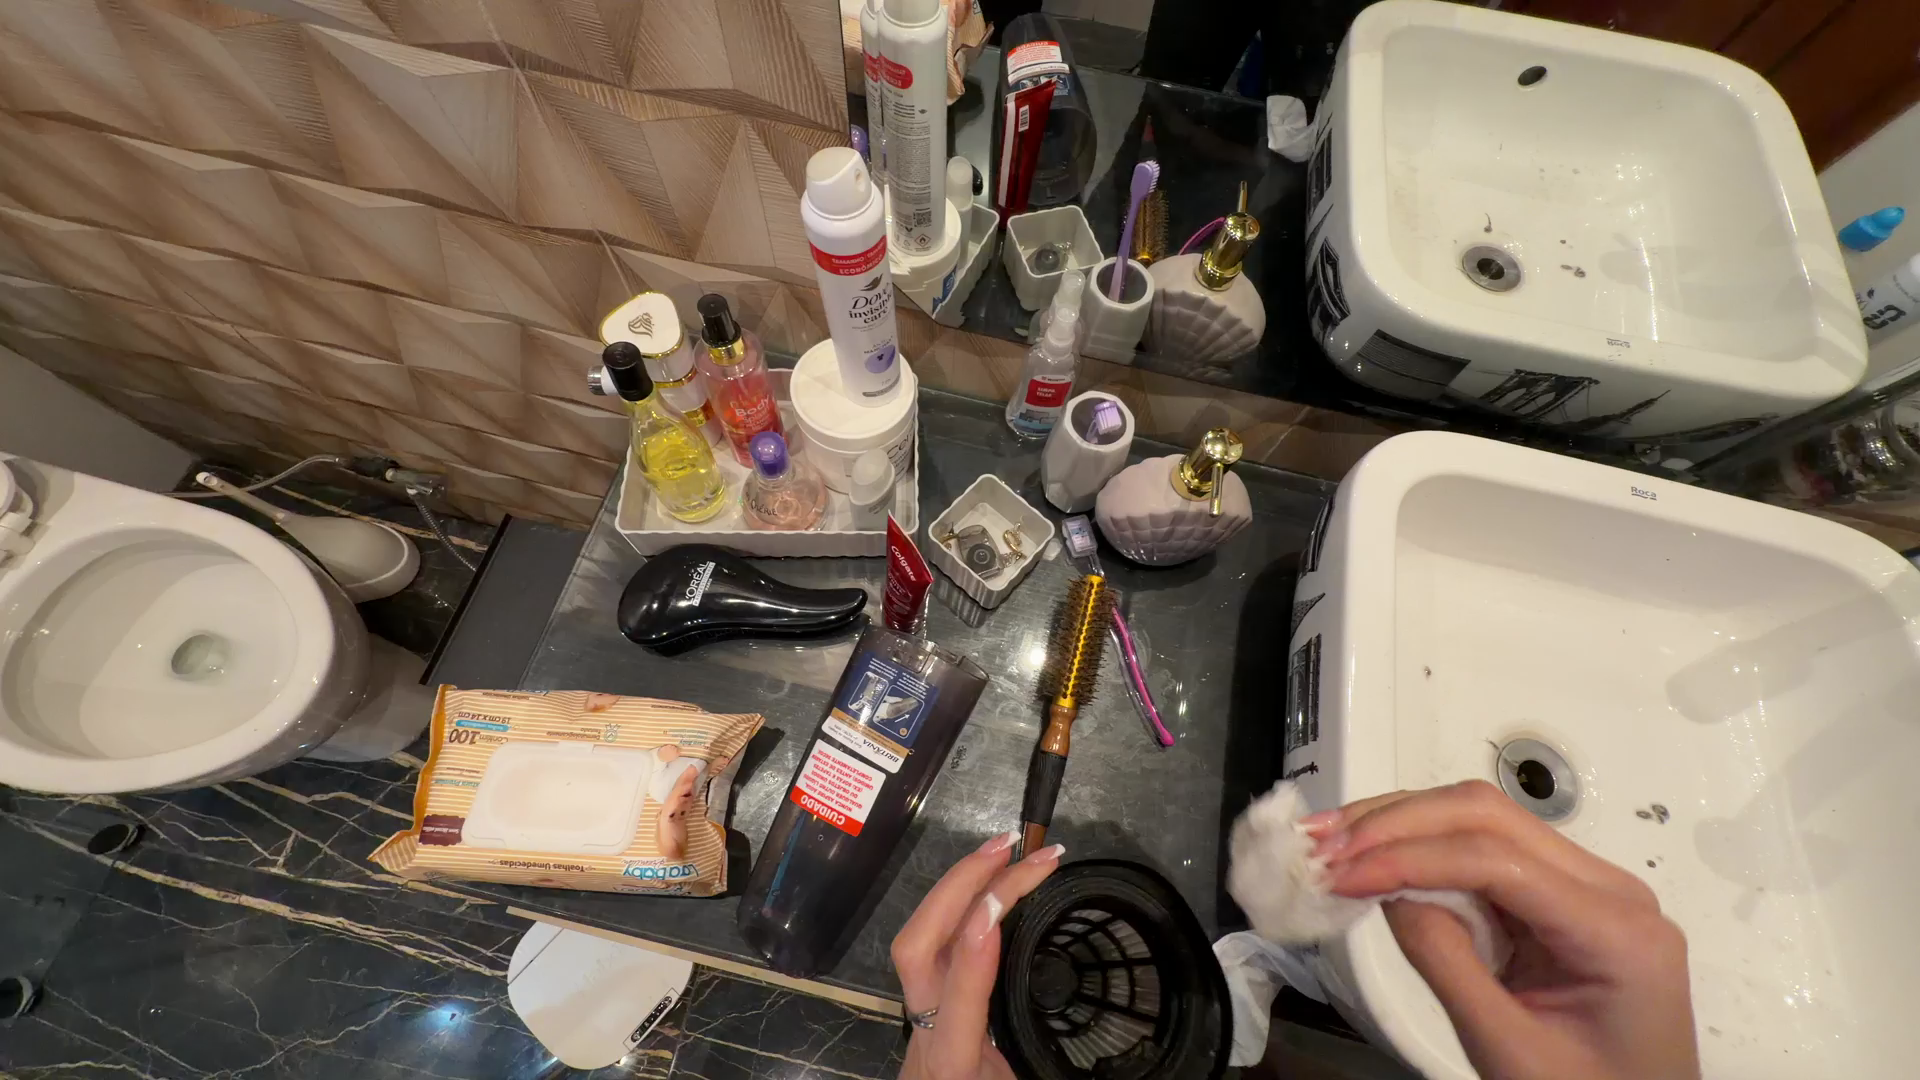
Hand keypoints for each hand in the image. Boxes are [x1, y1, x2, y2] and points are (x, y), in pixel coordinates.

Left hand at [891, 832, 1064, 1079]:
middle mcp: (927, 1034)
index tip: (994, 911)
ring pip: (918, 938)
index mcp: (953, 1070)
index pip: (953, 1016)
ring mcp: (918, 1013)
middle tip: (1014, 849)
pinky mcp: (923, 999)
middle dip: (959, 888)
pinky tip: (990, 886)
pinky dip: (959, 903)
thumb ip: (1056, 1061)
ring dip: (959, 885)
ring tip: (1004, 850)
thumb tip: (1119, 1061)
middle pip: (918, 951)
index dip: (970, 965)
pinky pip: (933, 941)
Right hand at [1308, 780, 1698, 1079]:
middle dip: (1392, 822)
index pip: (1493, 859)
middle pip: (1482, 813)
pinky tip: (1364, 846)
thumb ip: (1445, 961)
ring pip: (1471, 812)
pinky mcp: (1544, 882)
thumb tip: (1385, 889)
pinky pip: (1469, 837)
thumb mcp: (1508, 1049)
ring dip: (1392, 820)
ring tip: (1326, 835)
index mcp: (1616, 931)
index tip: (1337, 876)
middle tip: (1321, 844)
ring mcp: (1578, 878)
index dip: (1406, 857)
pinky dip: (1409, 837)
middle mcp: (1605, 886)